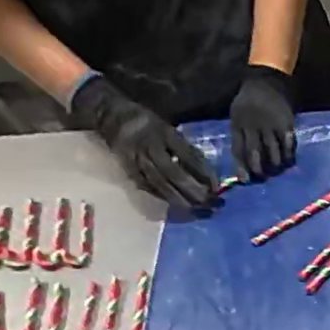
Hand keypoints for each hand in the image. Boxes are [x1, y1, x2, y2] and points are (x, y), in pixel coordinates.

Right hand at [68, 75, 214, 208]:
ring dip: (184, 202)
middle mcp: (151, 146)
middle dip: (195, 192)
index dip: (204, 173)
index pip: (188, 155)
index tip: (217, 187)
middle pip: (175, 174)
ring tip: (201, 212)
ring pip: (163, 186)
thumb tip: (206, 174)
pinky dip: (168, 200)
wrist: (112, 117)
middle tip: (213, 205)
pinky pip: (152, 190)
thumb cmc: (147, 123)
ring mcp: (139, 161)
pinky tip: (182, 209)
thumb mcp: (168, 128)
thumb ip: (184, 149)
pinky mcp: (131, 173)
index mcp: (164, 132)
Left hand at [229, 65, 296, 178]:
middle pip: (255, 154)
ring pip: (273, 153)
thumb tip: (241, 168)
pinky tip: (288, 160)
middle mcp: (254, 125)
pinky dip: (288, 155)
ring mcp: (271, 125)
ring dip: (275, 166)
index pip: (239, 150)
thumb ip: (238, 138)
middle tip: (263, 177)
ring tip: (276, 169)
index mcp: (239, 124)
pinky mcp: (285, 124)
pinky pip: (288, 146)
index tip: (246, 181)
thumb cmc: (250, 102)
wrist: (267, 80)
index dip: (242, 168)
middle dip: (259, 170)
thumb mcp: (237, 115)